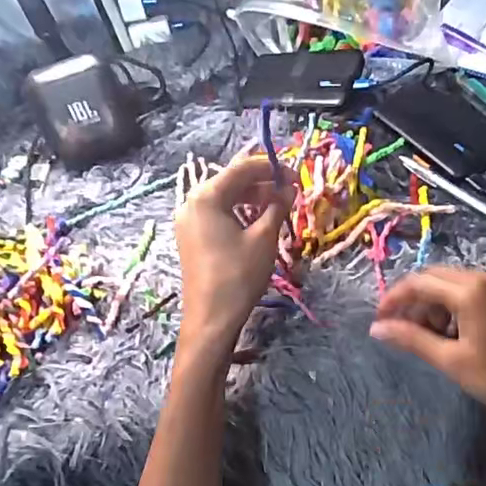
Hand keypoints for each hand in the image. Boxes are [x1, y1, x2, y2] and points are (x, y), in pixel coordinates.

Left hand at [175, 155, 289, 353]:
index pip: (241, 168)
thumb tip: (289, 188)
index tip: (296, 175)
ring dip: (251, 198)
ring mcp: (188, 221)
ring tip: (278, 207)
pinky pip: (217, 215)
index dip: (272, 168)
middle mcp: (191, 203)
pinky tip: (258, 222)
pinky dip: (238, 213)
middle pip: (230, 181)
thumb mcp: (264, 238)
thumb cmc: (238, 275)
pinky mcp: (191, 238)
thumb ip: (277, 206)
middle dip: (262, 183)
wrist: (211, 318)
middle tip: (290, 192)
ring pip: (224, 198)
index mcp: (205, 196)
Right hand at [370, 266, 485, 434]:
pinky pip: (472, 291)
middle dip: (414, 302)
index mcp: (472, 290)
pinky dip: (454, 307)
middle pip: (436, 278)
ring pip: (453, 284)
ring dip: (434, 305)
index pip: (419, 282)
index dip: (394, 299)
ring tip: (429, 339)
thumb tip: (377, 328)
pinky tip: (452, 334)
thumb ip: (413, 340)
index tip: (378, 321)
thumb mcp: (453, 362)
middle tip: (401, 331)